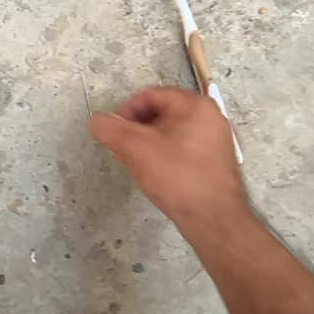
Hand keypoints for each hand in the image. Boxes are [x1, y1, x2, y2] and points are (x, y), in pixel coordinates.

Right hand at [89, 86, 250, 231]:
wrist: (213, 218)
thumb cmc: (176, 176)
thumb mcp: (134, 148)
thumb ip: (109, 128)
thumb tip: (97, 121)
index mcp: (195, 105)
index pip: (149, 96)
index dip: (125, 112)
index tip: (115, 134)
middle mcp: (210, 116)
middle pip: (159, 112)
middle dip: (136, 130)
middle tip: (124, 150)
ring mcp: (215, 139)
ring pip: (168, 131)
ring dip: (147, 144)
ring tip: (138, 164)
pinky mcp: (214, 160)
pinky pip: (181, 147)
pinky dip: (163, 154)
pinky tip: (156, 174)